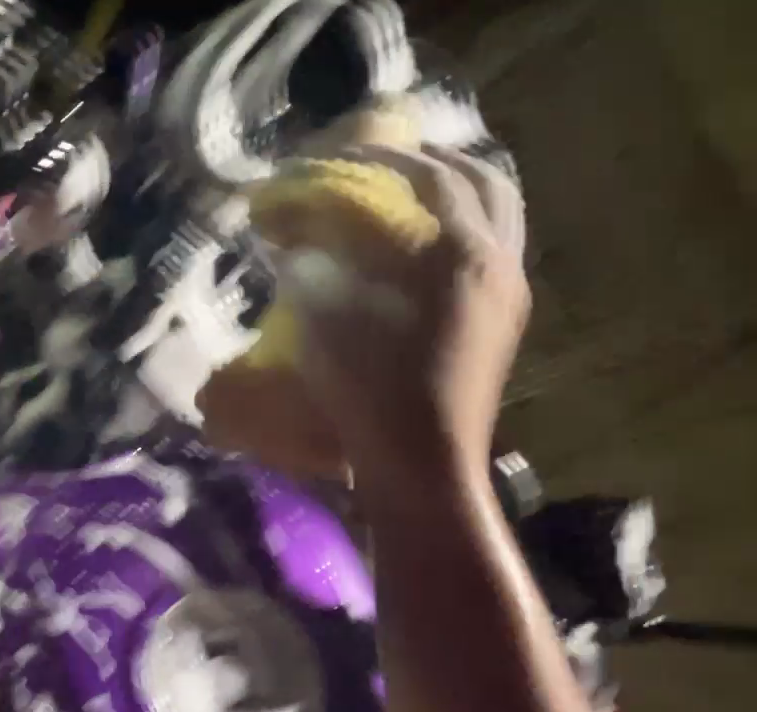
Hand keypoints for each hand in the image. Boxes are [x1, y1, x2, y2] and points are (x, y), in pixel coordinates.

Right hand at [280, 144, 529, 490]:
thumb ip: (315, 277)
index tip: (339, 156)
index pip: (428, 180)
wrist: (421, 462)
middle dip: (434, 163)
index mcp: (457, 257)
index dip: (382, 160)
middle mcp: (496, 262)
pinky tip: (419, 250)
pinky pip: (492, 248)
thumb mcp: (326, 329)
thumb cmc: (368, 396)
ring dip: (456, 193)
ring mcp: (507, 292)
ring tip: (408, 198)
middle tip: (386, 162)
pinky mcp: (502, 319)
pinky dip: (460, 230)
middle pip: (483, 182)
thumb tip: (297, 248)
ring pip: (498, 213)